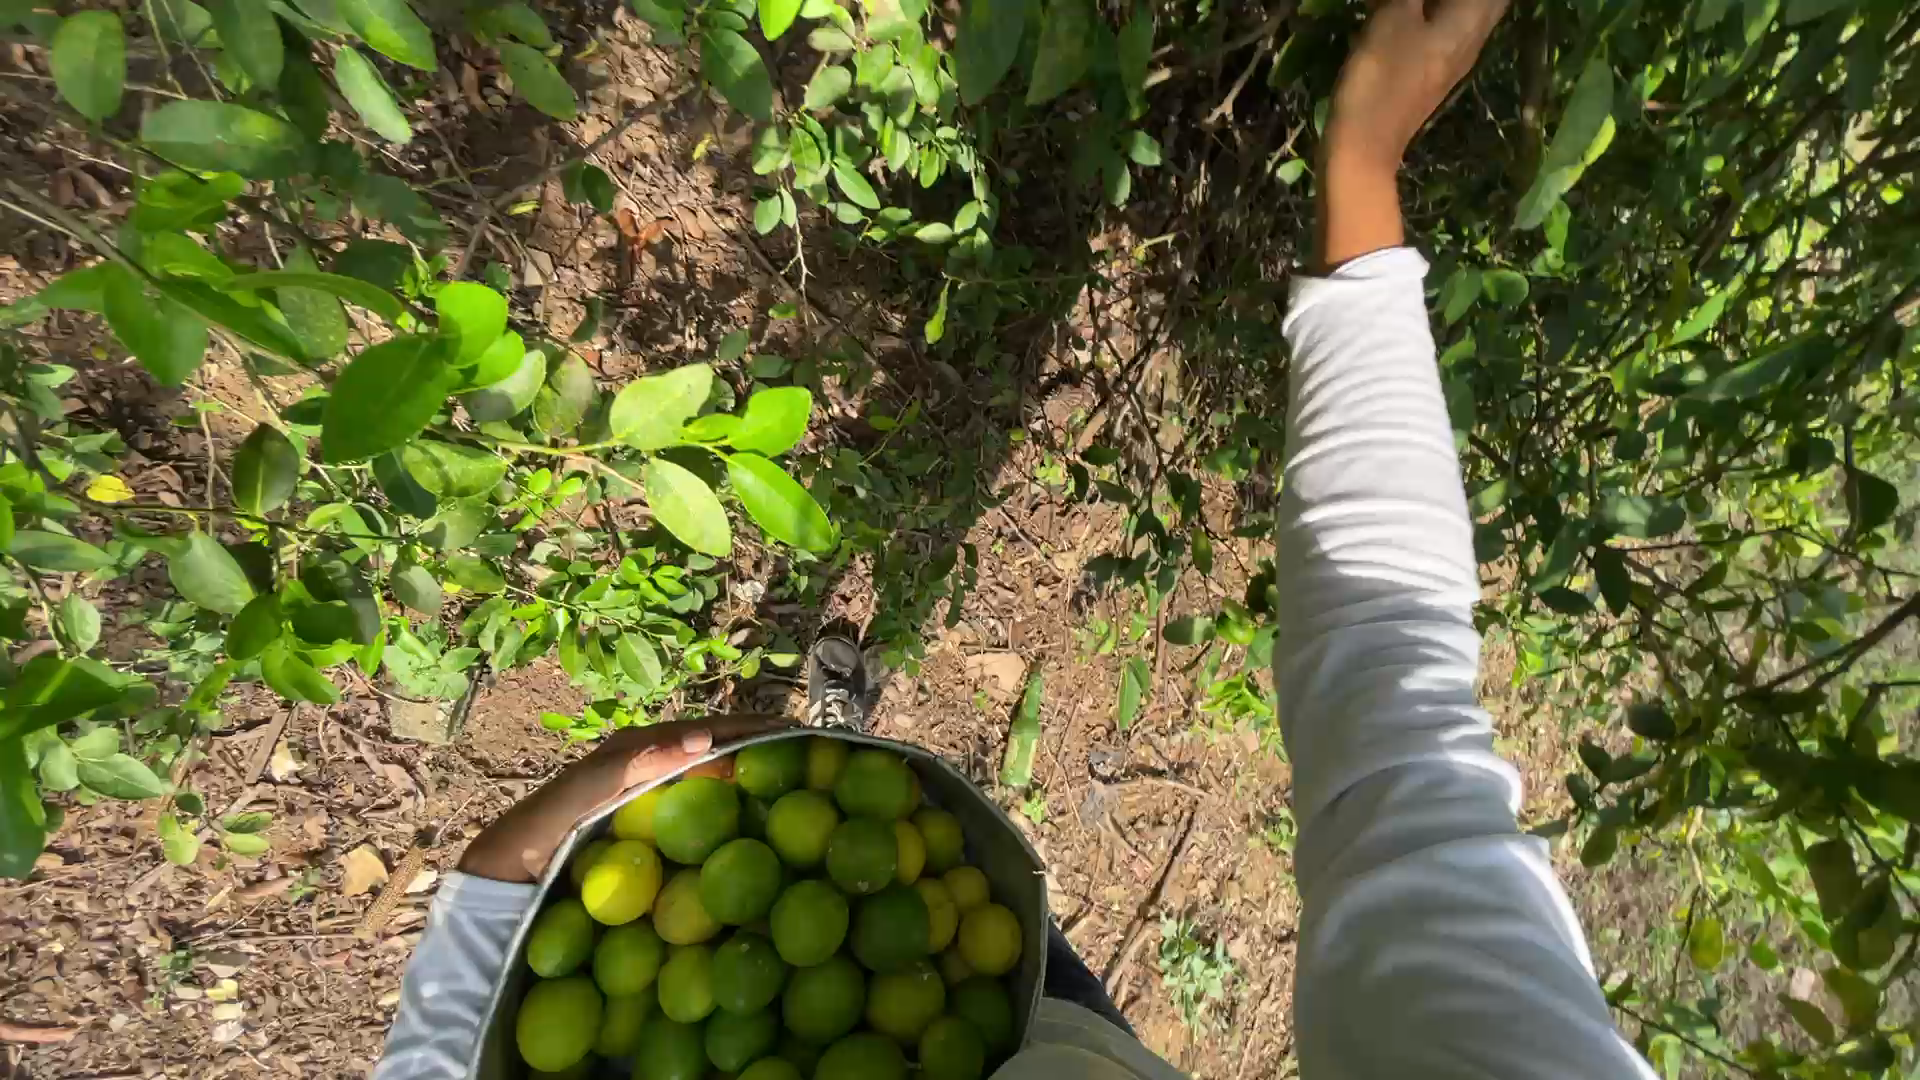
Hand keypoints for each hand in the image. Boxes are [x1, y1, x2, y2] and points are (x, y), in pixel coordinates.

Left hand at [456, 716, 788, 882]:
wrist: (496, 882)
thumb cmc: (531, 838)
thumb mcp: (571, 799)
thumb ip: (624, 768)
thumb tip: (704, 739)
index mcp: (637, 750)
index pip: (706, 731)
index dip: (750, 728)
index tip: (795, 732)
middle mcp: (648, 765)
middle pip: (715, 749)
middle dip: (761, 745)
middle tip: (810, 754)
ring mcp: (649, 797)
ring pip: (711, 776)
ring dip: (751, 772)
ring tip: (794, 781)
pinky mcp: (647, 826)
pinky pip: (698, 809)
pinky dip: (730, 804)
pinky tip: (752, 821)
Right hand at [1315, 0, 1507, 269]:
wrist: (1361, 153)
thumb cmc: (1378, 84)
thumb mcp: (1391, 21)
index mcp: (1471, 21)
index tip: (1420, 0)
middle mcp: (1471, 41)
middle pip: (1485, 3)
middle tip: (1420, 3)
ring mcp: (1450, 66)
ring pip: (1465, 17)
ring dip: (1446, 7)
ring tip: (1413, 6)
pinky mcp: (1428, 82)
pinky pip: (1444, 37)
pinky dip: (1433, 21)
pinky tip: (1410, 17)